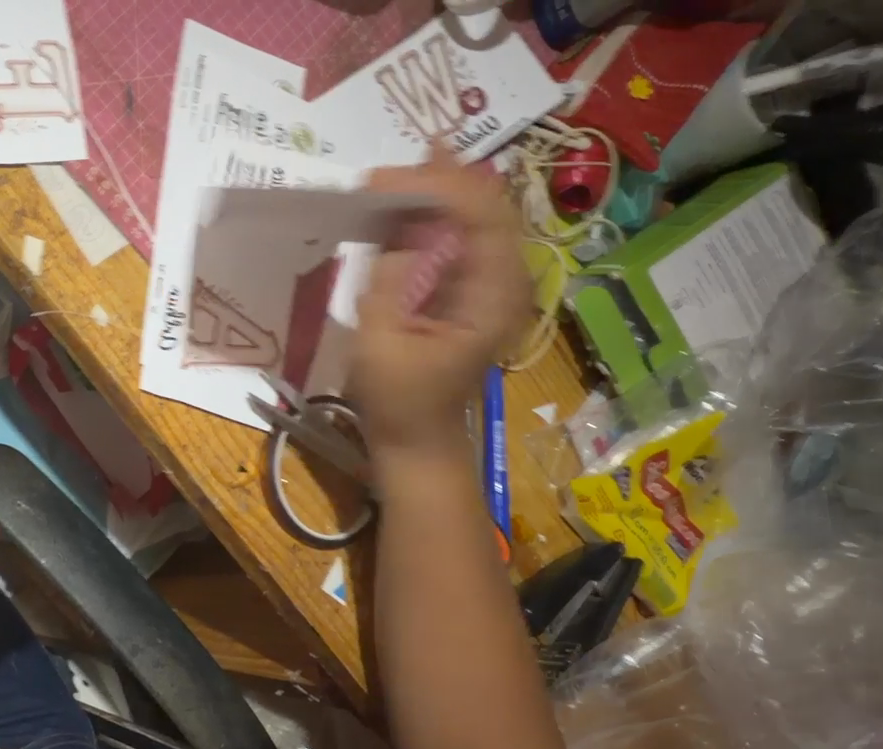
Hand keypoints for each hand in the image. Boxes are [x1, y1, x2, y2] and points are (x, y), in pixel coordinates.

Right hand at [351, 147, 532, 457]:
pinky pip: (453, 241)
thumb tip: (395, 231)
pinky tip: (395, 211)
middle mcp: (503, 277)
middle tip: (380, 174)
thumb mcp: (381, 346)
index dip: (433, 186)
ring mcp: (486, 283)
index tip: (379, 181)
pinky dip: (424, 221)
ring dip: (429, 196)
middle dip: (433, 181)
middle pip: (481, 205)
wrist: (416, 440)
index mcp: (493, 293)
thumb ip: (389, 285)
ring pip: (469, 217)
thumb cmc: (398, 402)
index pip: (479, 213)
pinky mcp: (466, 291)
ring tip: (385, 183)